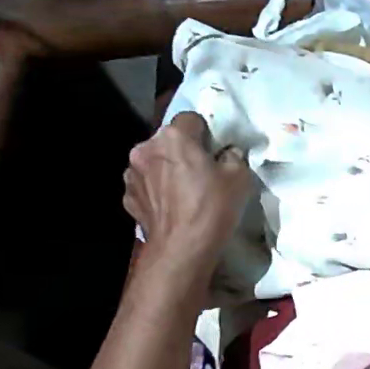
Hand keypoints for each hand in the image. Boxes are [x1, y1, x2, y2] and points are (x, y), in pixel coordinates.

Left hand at [122, 112, 250, 281]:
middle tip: (202, 173)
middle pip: (169, 140)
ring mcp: (132, 174)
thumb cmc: (213, 208)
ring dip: (167, 170)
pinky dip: (156, 191)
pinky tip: (170, 207)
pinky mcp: (128, 197)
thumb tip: (226, 154)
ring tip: (184, 192)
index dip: (206, 133)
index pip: (191, 118)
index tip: (215, 152)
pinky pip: (146, 185)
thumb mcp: (240, 177)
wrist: (182, 249)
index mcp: (174, 137)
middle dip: (183, 151)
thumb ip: (233, 156)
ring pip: (154, 162)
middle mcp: (146, 148)